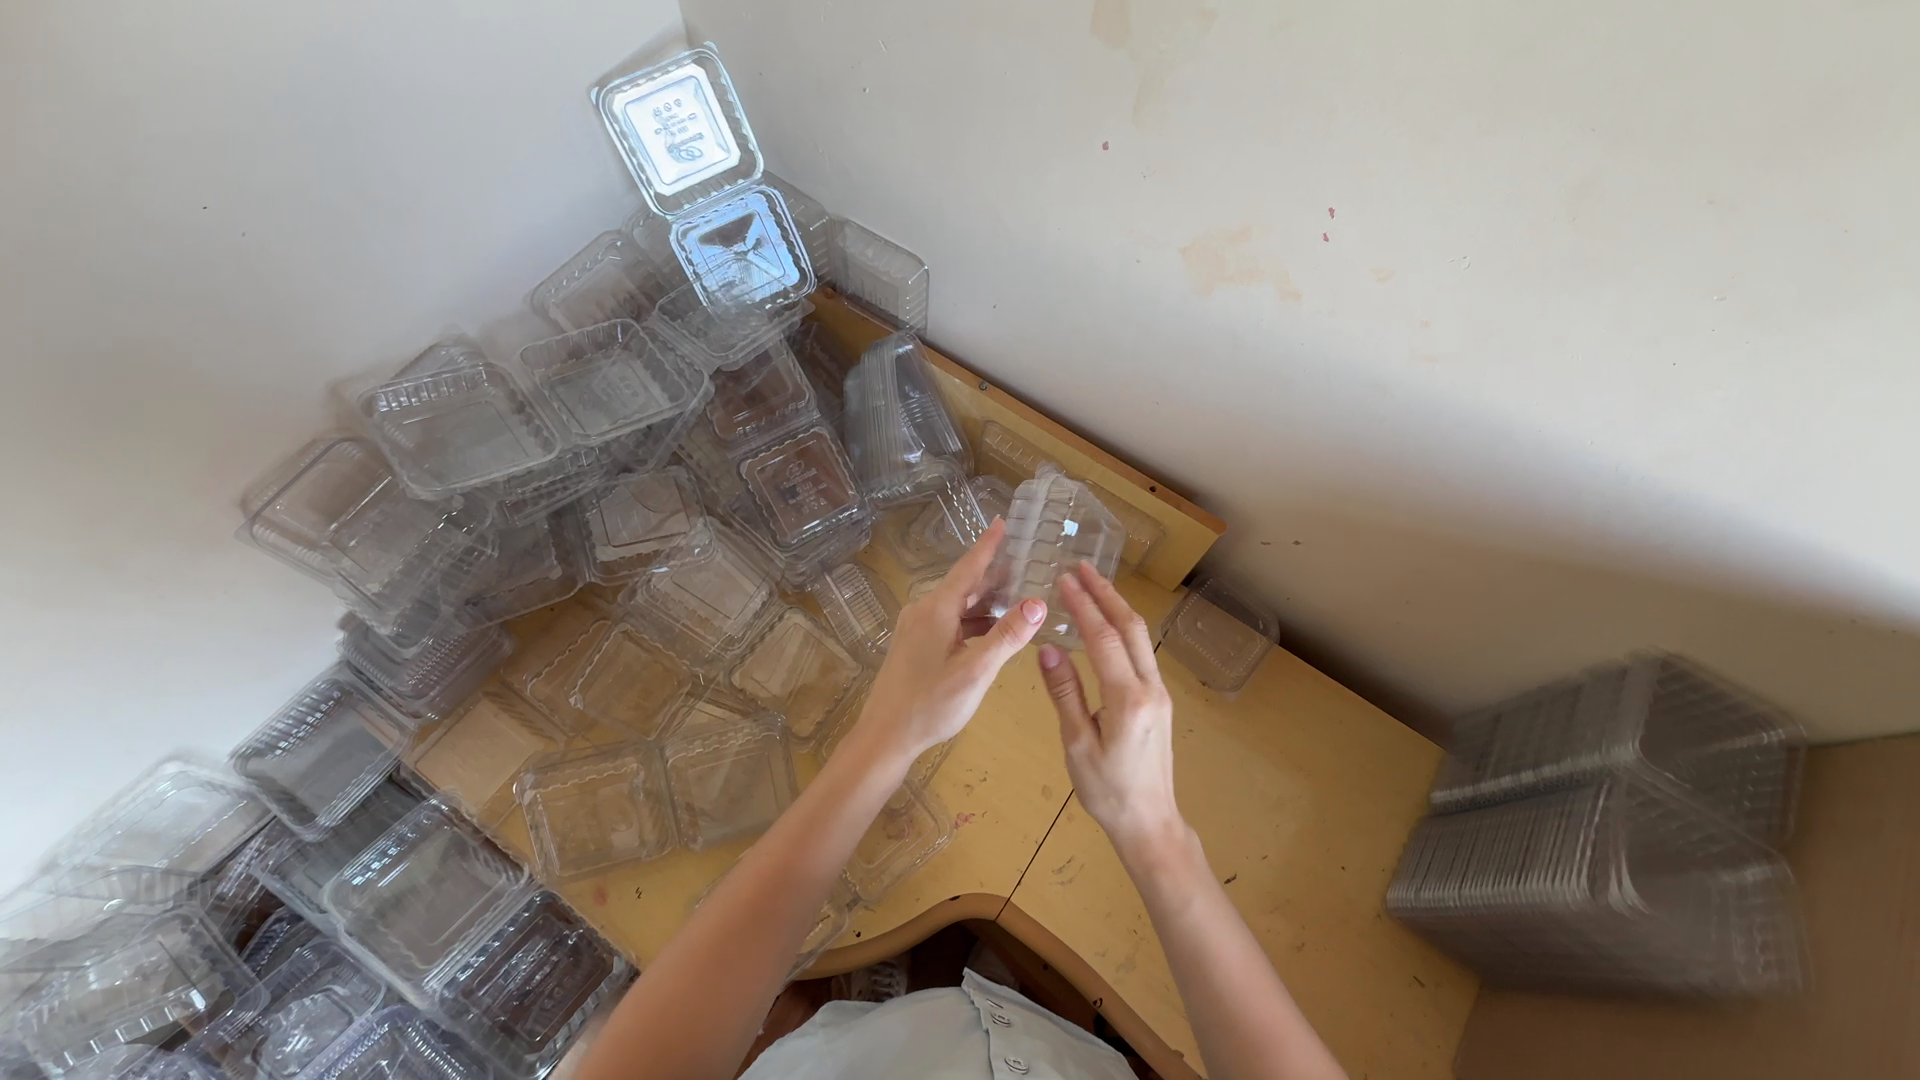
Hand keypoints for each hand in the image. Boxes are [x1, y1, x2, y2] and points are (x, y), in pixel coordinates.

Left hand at [850, 518, 1047, 761]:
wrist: (885, 735)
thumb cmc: (931, 703)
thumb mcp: (976, 670)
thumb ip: (1007, 635)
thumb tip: (1038, 603)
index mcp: (937, 609)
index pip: (969, 567)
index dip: (988, 545)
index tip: (1003, 521)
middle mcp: (924, 611)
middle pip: (964, 585)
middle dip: (995, 577)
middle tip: (1027, 565)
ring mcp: (916, 628)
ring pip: (957, 606)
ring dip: (986, 602)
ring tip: (1018, 598)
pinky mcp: (914, 645)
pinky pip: (949, 622)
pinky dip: (973, 621)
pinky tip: (991, 631)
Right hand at [1038, 564, 1185, 857]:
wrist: (1150, 822)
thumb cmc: (1106, 791)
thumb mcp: (1076, 744)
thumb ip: (1064, 693)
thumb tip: (1048, 648)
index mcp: (1128, 699)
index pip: (1104, 639)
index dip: (1084, 606)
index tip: (1064, 579)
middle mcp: (1150, 688)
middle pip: (1131, 628)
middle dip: (1106, 594)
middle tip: (1082, 567)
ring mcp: (1160, 693)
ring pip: (1141, 638)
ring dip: (1117, 607)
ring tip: (1093, 584)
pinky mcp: (1159, 700)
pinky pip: (1142, 653)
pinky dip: (1124, 629)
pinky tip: (1108, 623)